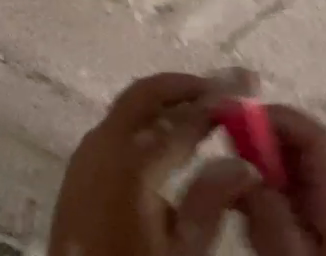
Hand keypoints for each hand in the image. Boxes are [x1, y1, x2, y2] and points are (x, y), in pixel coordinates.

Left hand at [48, 72, 263, 255]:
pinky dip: (147, 119)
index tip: (245, 85)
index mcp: (131, 163)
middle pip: (147, 94)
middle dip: (187, 86)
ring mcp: (86, 153)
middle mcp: (103, 144)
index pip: (182, 119)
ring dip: (167, 101)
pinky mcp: (80, 167)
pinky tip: (173, 135)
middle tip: (226, 85)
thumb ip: (210, 202)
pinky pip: (117, 127)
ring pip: (130, 107)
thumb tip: (242, 163)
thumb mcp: (182, 253)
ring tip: (207, 105)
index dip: (217, 100)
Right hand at [234, 105, 325, 255]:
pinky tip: (247, 213)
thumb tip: (243, 171)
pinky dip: (272, 196)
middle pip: (309, 151)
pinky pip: (303, 205)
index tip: (226, 115)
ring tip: (226, 180)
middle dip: (263, 139)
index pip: (313, 134)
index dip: (271, 115)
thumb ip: (268, 213)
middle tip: (218, 143)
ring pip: (304, 178)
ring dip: (265, 167)